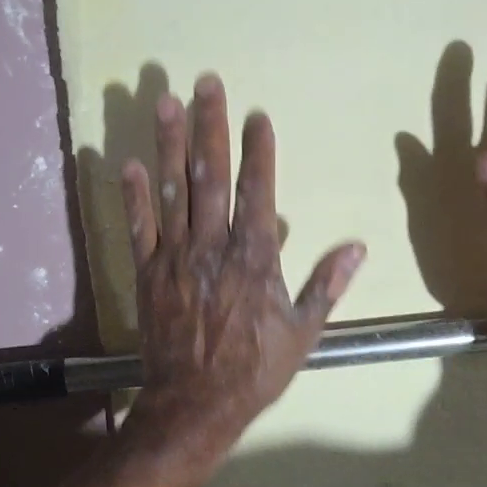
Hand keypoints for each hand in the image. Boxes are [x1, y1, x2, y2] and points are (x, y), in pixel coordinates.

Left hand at [118, 74, 365, 457]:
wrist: (196, 403)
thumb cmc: (255, 371)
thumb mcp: (303, 333)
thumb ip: (326, 285)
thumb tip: (357, 247)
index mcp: (255, 258)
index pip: (257, 191)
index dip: (257, 151)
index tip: (256, 115)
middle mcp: (213, 247)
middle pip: (210, 176)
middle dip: (209, 127)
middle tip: (206, 82)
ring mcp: (175, 258)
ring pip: (172, 191)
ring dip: (168, 144)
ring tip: (164, 100)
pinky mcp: (147, 274)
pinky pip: (138, 229)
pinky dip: (134, 196)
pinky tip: (128, 162)